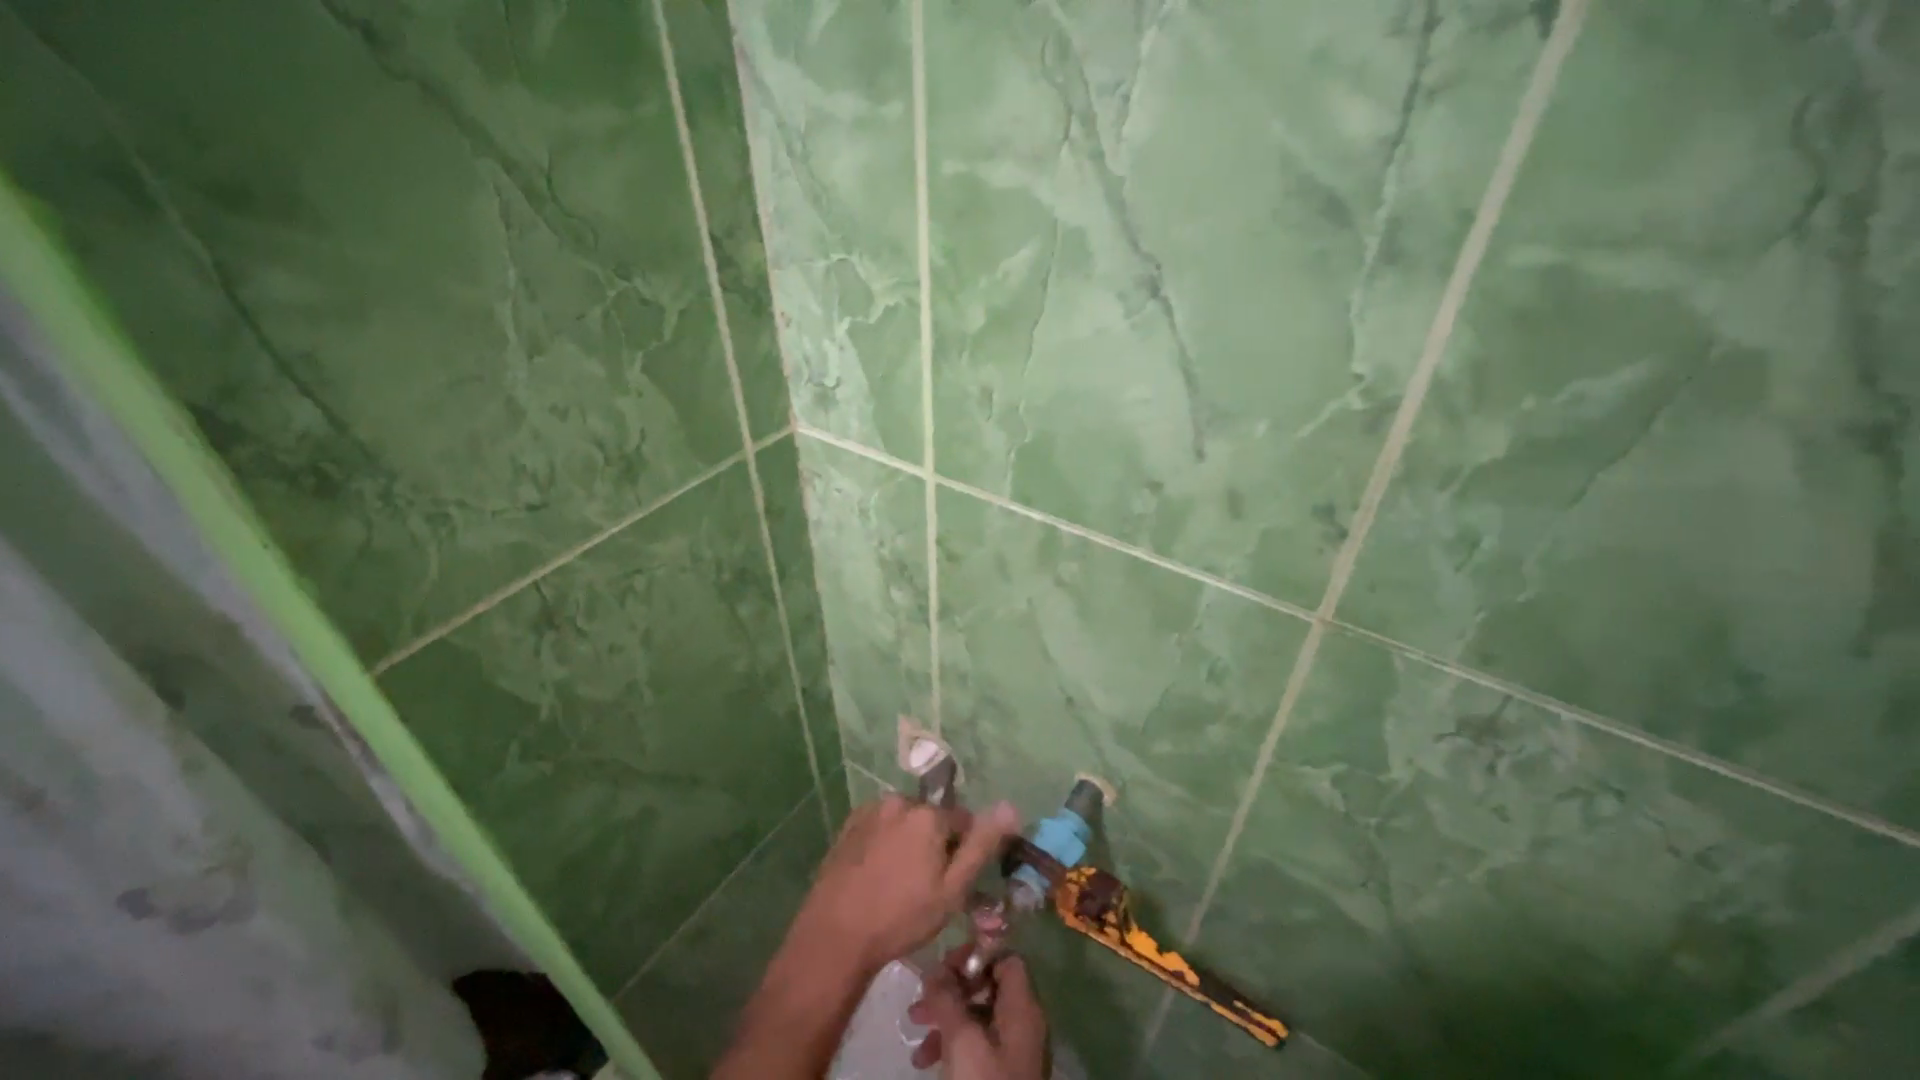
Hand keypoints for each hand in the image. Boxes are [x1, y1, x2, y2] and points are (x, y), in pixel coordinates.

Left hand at [793, 794, 1019, 974]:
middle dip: (935, 843)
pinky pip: (880, 828)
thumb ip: (982, 845)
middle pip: (932, 818)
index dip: (962, 851)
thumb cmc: (901, 917)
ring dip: (909, 842)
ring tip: (900, 883)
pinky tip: (878, 876)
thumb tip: (1011, 806)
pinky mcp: (848, 826)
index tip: (952, 880)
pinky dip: (885, 844)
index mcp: (928, 815)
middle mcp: (899, 801)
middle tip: (926, 885)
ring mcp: (869, 812)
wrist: (836, 934)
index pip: (964, 821)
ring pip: (905, 822)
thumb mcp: (952, 889)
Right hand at [909, 946, 1048, 1078]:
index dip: (976, 956)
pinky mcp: (1000, 1073)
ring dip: (944, 1018)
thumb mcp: (961, 1040)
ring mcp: (1013, 1050)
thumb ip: (948, 999)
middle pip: (988, 986)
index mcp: (1023, 1008)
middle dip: (951, 989)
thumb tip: (936, 971)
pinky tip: (924, 1060)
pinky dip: (950, 1044)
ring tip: (914, 1028)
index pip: (1007, 959)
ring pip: (977, 1016)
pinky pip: (976, 1044)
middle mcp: (1022, 1023)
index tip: (944, 966)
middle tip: (921, 997)